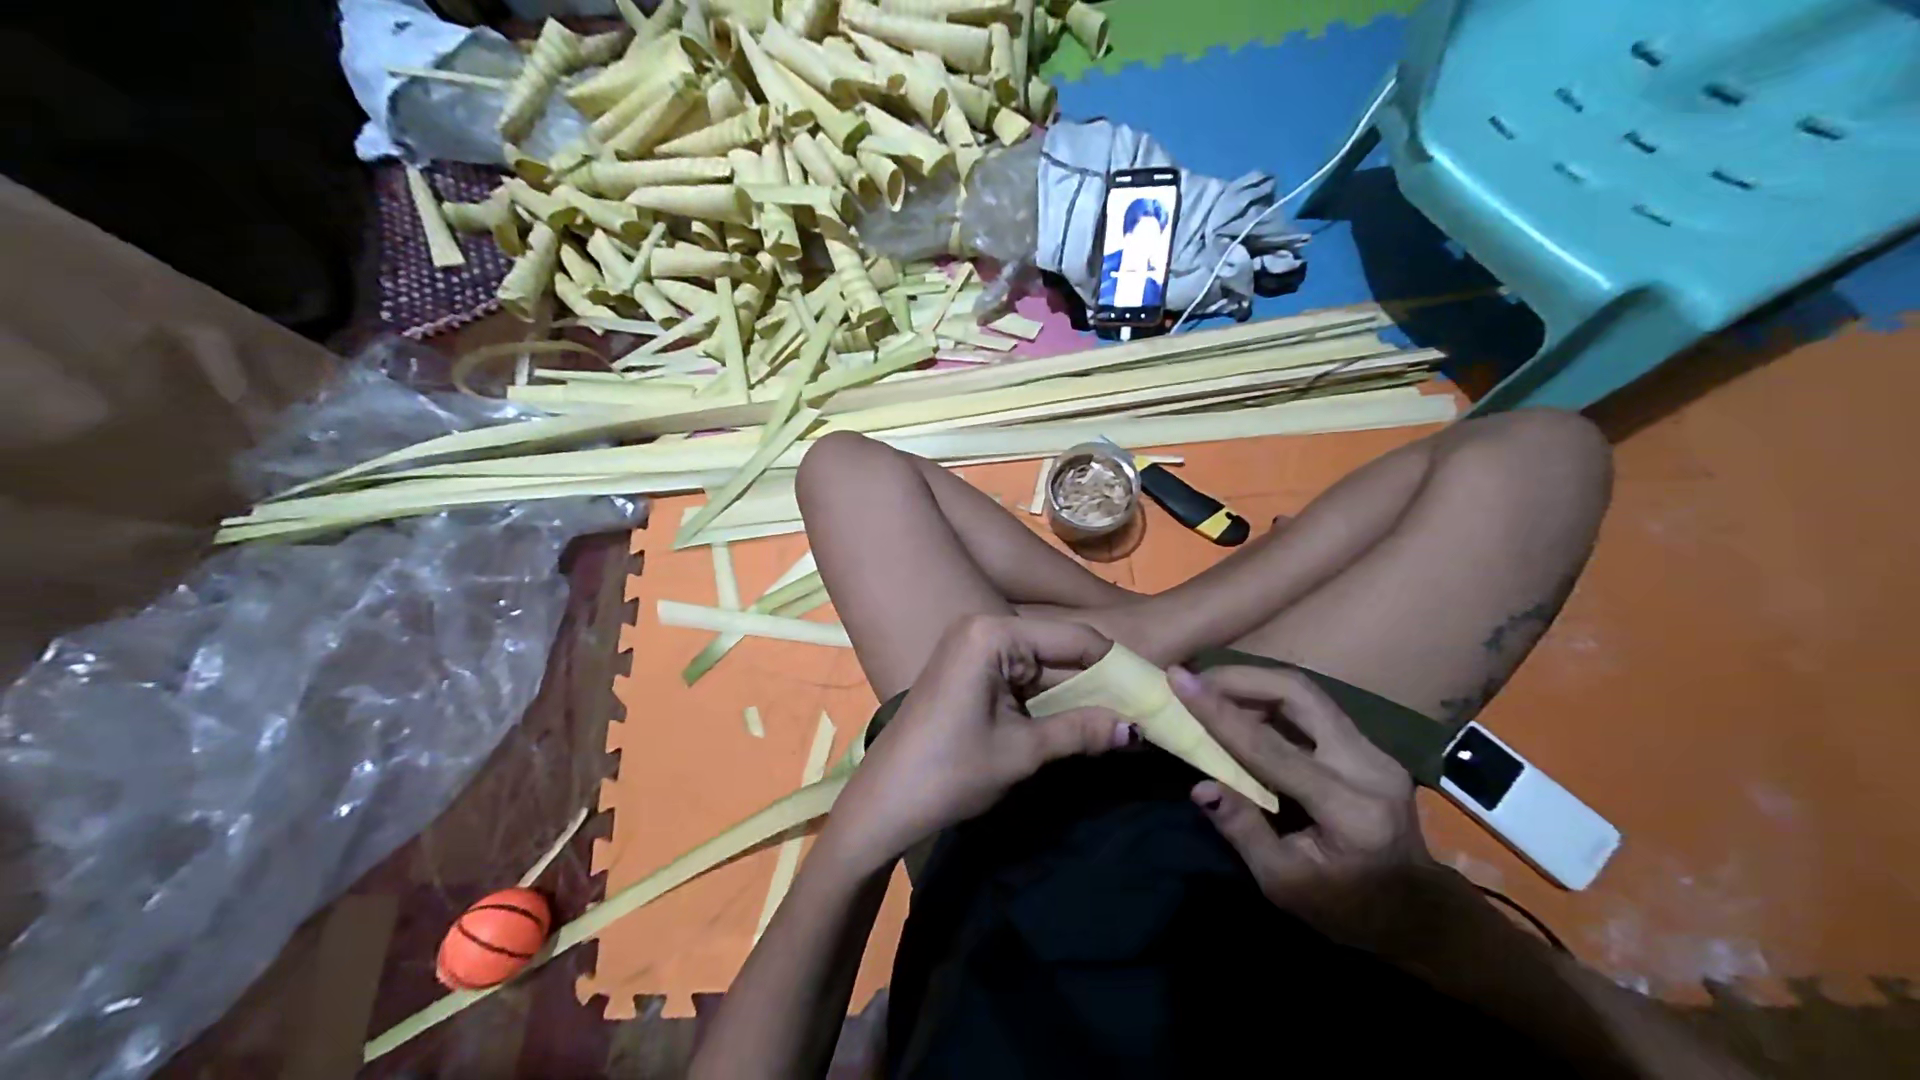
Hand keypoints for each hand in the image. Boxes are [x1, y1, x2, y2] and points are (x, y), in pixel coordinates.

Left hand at [818, 616, 1127, 872]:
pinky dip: (1050, 702)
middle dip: (1100, 685)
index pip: (1074, 639)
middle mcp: (983, 627)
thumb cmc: (949, 772)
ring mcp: (974, 649)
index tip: (1156, 695)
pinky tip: (1082, 725)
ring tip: (1123, 724)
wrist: (883, 803)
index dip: (1118, 667)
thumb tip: (1139, 730)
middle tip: (1146, 716)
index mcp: (992, 633)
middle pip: (1060, 651)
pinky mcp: (970, 672)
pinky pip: (1023, 680)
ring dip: (1078, 697)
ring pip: (1044, 668)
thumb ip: (1081, 731)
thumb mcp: (1021, 751)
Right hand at [1170, 665, 1451, 953]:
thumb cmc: (1347, 910)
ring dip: (1255, 684)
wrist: (1420, 916)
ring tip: (1211, 690)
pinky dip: (1271, 699)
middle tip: (1196, 680)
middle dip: (1241, 679)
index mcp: (1348, 809)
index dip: (1219, 711)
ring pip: (1307, 693)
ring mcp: (1375, 752)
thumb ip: (1242, 830)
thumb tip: (1200, 786)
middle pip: (1299, 694)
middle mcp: (1369, 767)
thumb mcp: (1284, 884)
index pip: (1271, 747)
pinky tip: (1243, 707)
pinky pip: (1313, 707)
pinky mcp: (1369, 747)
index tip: (1179, 679)